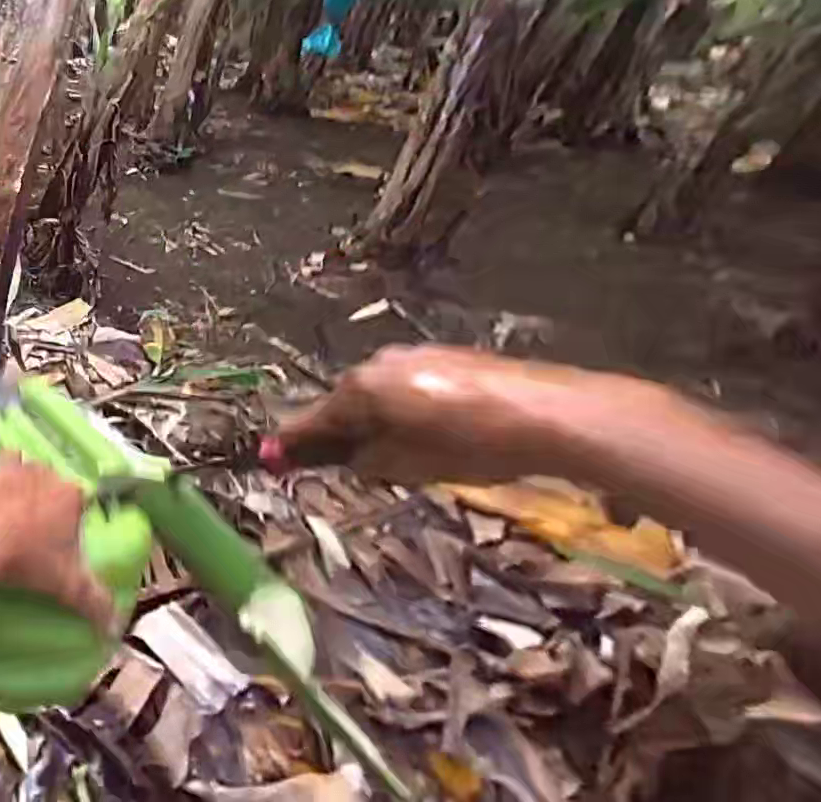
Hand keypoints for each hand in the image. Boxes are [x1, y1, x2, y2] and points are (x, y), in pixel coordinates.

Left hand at [0, 452, 116, 633]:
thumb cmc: (30, 559)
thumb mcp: (68, 586)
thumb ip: (96, 602)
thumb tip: (115, 627)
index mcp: (72, 495)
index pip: (83, 499)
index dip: (76, 516)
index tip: (67, 536)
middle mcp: (49, 474)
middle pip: (57, 483)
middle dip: (53, 501)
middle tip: (43, 529)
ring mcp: (20, 468)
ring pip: (32, 468)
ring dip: (29, 482)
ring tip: (21, 508)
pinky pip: (4, 460)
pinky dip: (4, 469)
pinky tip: (0, 485)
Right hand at [270, 345, 684, 485]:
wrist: (553, 415)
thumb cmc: (468, 446)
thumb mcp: (405, 465)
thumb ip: (360, 458)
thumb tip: (339, 455)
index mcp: (358, 389)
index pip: (315, 421)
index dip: (291, 443)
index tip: (267, 457)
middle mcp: (375, 365)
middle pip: (346, 403)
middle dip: (344, 430)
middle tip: (352, 460)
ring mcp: (413, 356)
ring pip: (379, 393)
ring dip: (379, 417)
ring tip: (406, 448)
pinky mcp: (448, 357)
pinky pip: (410, 385)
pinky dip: (408, 406)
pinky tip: (437, 427)